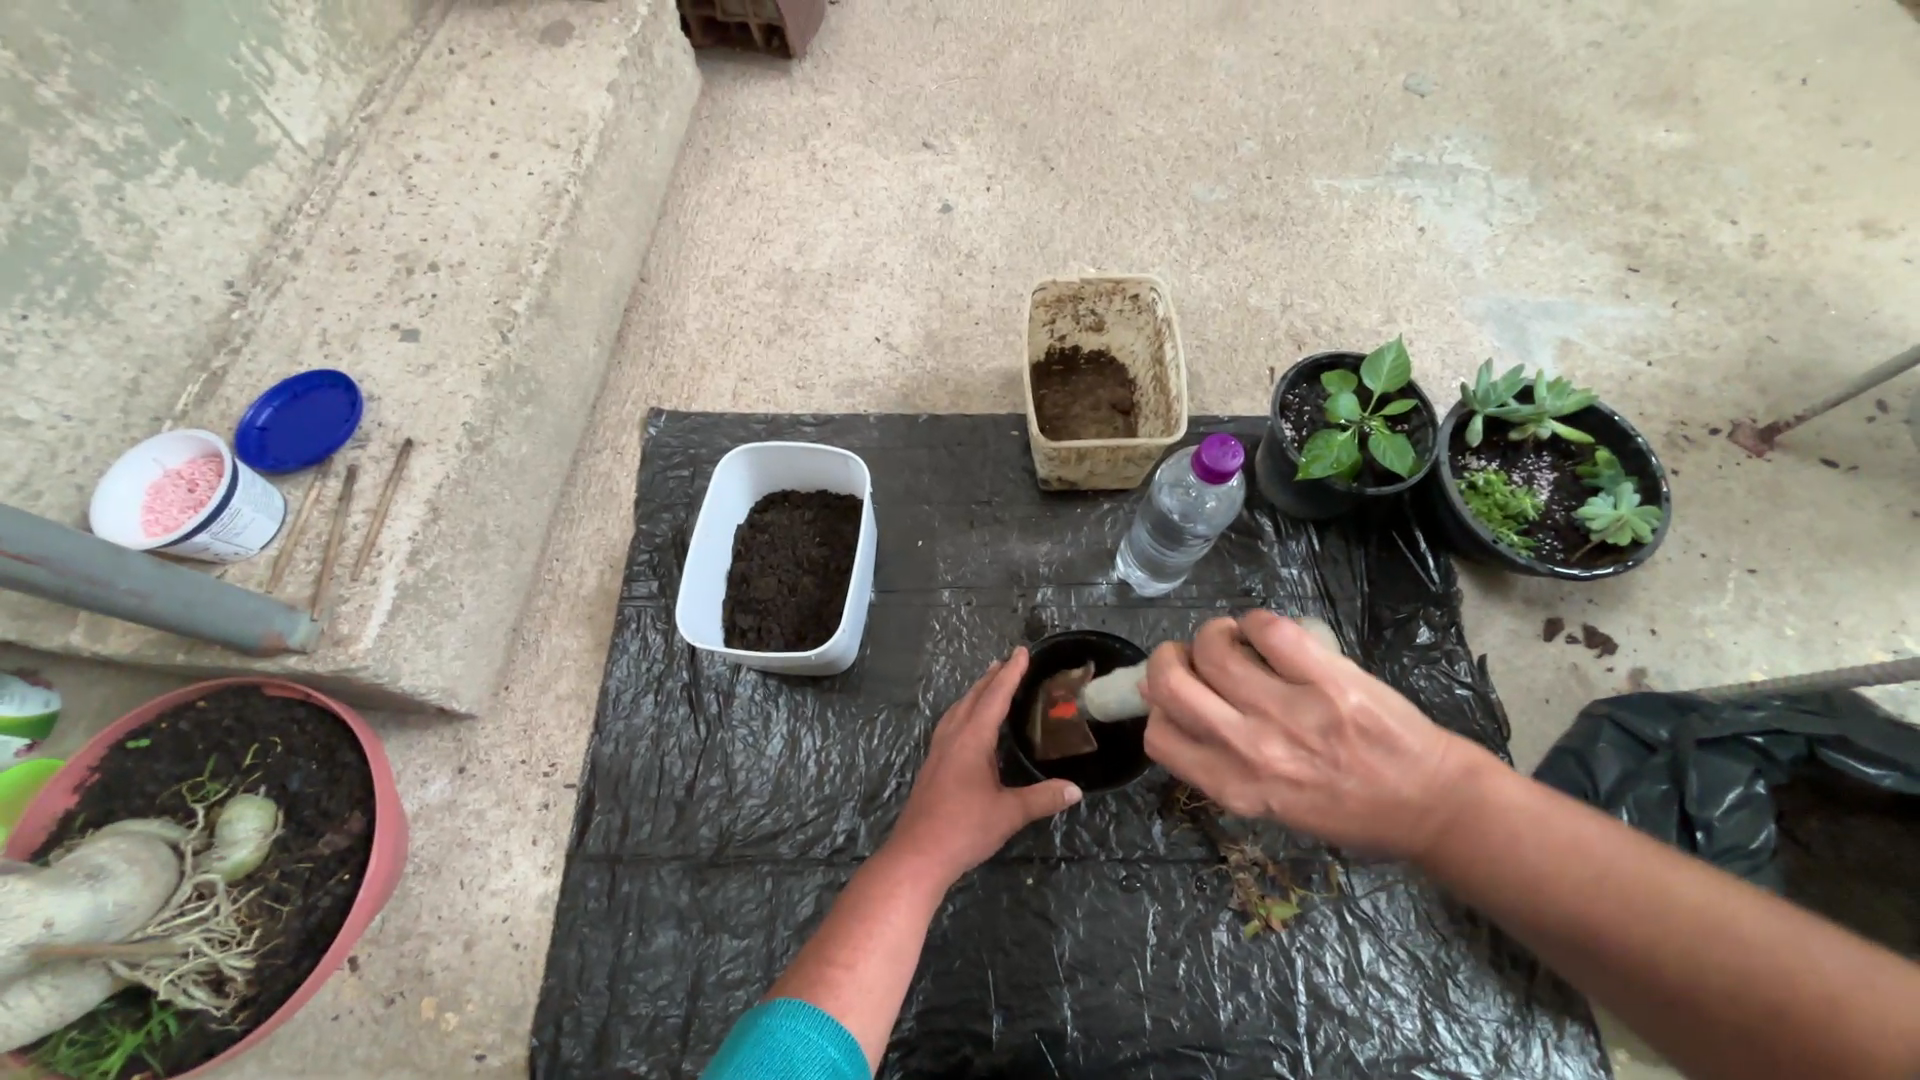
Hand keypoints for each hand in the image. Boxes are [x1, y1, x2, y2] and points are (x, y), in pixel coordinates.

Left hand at [885, 648, 1082, 887]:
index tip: (1021, 652)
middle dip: (991, 679)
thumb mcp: (1009, 814)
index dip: (1010, 674)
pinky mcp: (932, 767)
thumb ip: (1042, 798)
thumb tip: (1075, 790)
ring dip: (974, 694)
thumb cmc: (963, 829)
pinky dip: (963, 714)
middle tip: (1006, 661)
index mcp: (971, 740)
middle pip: (972, 698)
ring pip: (957, 711)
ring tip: (988, 685)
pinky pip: (950, 726)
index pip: (994, 698)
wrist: (917, 854)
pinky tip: (967, 726)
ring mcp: (938, 752)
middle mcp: (952, 738)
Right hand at [1141, 611, 1496, 860]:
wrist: (1428, 803)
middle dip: (1168, 658)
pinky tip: (1266, 633)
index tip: (1180, 695)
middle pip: (1171, 683)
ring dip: (1214, 634)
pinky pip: (1268, 629)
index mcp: (1234, 786)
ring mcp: (1289, 711)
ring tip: (1233, 639)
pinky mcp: (1327, 678)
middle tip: (1191, 656)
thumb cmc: (1345, 810)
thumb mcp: (1266, 802)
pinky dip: (1256, 621)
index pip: (1158, 735)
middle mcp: (1251, 749)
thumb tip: (1162, 697)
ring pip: (1213, 648)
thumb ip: (1215, 757)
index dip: (1159, 707)